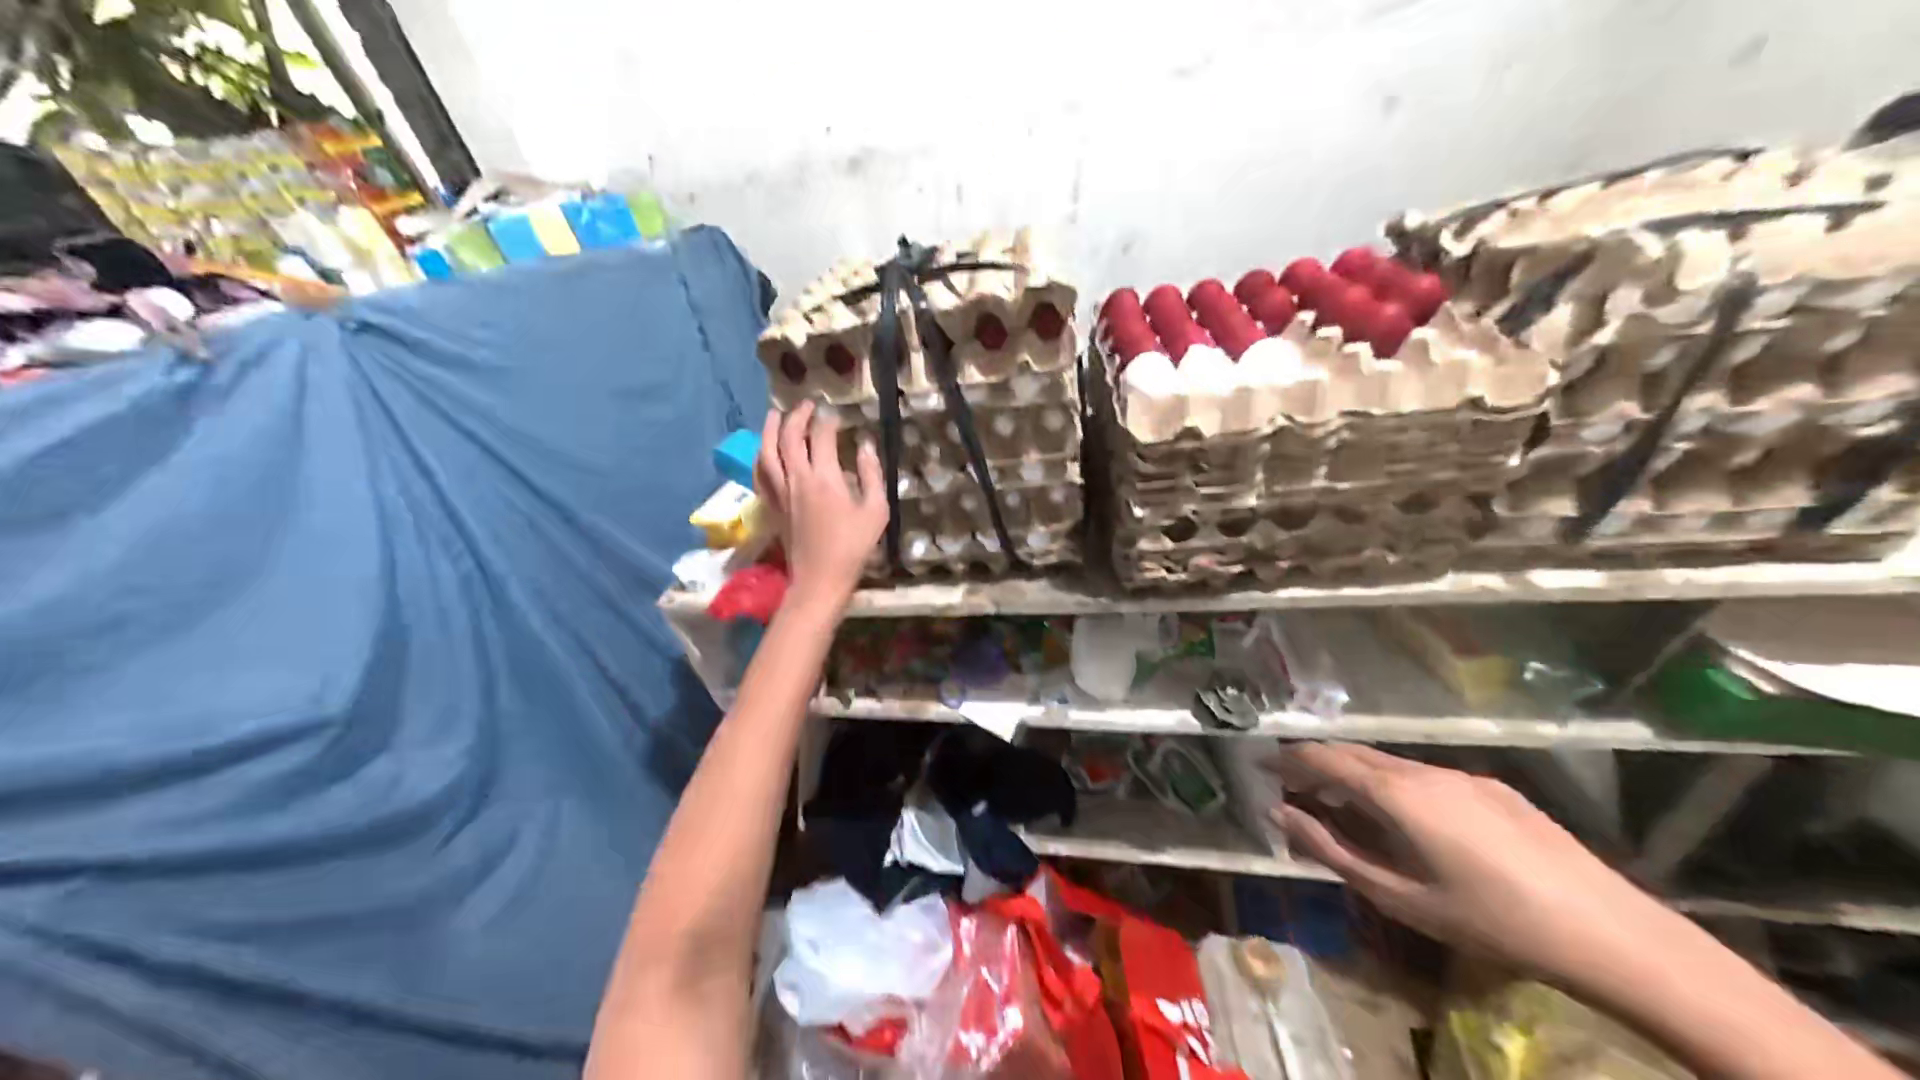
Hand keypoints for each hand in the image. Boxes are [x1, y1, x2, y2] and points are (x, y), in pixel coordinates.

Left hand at [756, 402, 888, 614]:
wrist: (820, 579)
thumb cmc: (853, 547)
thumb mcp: (876, 510)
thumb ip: (871, 474)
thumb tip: (865, 446)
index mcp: (824, 478)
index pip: (821, 436)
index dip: (827, 421)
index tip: (835, 415)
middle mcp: (797, 479)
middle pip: (789, 437)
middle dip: (797, 416)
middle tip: (806, 406)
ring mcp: (780, 492)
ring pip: (767, 452)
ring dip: (771, 429)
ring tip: (775, 415)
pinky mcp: (772, 506)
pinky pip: (760, 474)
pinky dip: (761, 457)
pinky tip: (765, 451)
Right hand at [1271, 743, 1685, 987]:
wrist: (1610, 932)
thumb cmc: (1489, 920)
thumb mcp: (1398, 895)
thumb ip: (1331, 850)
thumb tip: (1279, 815)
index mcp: (1396, 793)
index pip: (1322, 759)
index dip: (1286, 760)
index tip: (1259, 767)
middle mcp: (1425, 770)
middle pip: (1354, 753)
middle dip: (1316, 764)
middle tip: (1291, 787)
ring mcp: (1464, 776)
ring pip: (1390, 763)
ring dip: (1355, 775)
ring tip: (1341, 805)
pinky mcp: (1495, 789)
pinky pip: (1425, 775)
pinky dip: (1394, 784)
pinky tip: (1406, 820)